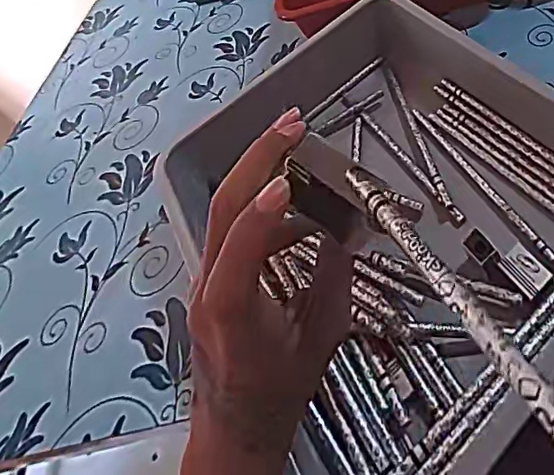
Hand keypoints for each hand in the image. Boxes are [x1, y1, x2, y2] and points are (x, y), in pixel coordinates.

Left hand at [182, 107, 353, 474]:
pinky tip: (296, 199)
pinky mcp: (214, 269)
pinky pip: (237, 221)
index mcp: (231, 311)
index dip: (264, 212)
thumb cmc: (271, 396)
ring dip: (260, 167)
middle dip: (258, 156)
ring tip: (293, 143)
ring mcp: (205, 275)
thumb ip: (335, 275)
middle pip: (224, 204)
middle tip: (291, 126)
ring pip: (226, 205)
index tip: (289, 181)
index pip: (239, 247)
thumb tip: (347, 227)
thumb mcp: (320, 337)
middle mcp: (209, 286)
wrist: (235, 427)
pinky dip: (267, 200)